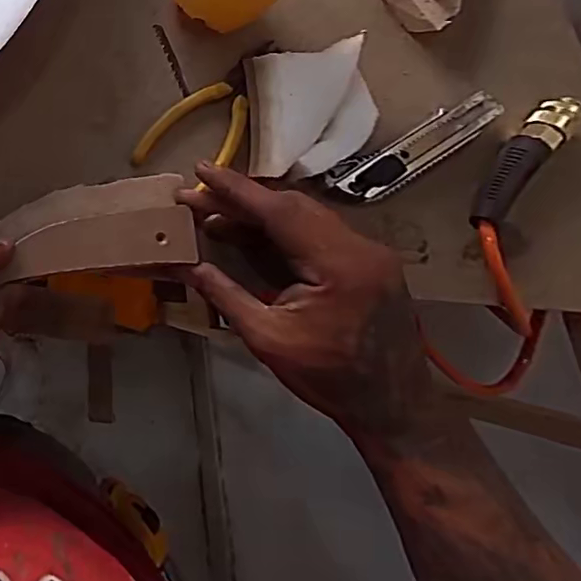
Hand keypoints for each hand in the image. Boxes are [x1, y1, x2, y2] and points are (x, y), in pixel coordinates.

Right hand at [174, 163, 437, 440]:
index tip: (201, 171)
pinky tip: (247, 232)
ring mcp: (368, 253)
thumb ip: (224, 295)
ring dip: (257, 212)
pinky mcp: (366, 262)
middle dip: (240, 198)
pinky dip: (277, 226)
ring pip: (303, 214)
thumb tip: (184, 266)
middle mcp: (361, 248)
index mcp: (340, 265)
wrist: (396, 410)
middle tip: (196, 196)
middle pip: (292, 206)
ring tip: (213, 213)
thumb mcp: (267, 338)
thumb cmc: (330, 378)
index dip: (236, 189)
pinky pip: (314, 230)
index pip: (280, 211)